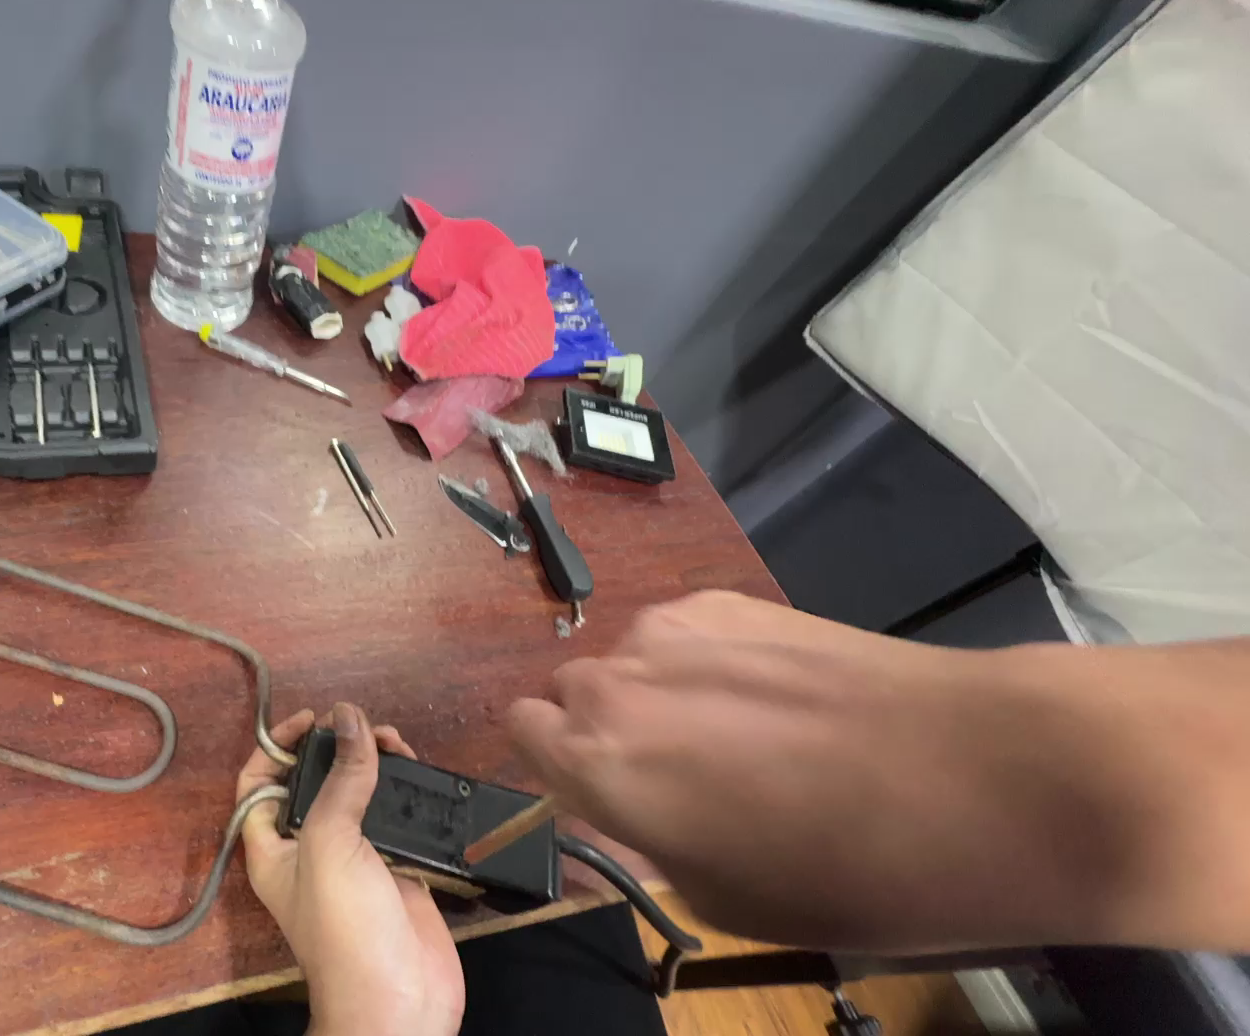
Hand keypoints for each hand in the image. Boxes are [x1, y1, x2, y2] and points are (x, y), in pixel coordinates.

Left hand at [238, 704, 463, 1035]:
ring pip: (357, 794)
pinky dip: (403, 789)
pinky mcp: (395, 865)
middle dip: (336, 748)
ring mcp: (354, 857)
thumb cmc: (344, 922)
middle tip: (363, 725)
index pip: (258, 783)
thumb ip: (342, 777)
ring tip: (395, 741)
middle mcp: (309, 847)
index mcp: (273, 846)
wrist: (399, 1002)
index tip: (311, 720)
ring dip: (372, 763)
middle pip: (314, 783)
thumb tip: (350, 714)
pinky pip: (393, 815)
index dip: (276, 746)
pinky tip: (415, 769)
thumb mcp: (330, 841)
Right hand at [505, 590, 1249, 951]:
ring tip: (739, 722)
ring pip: (626, 661)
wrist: (977, 774)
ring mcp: (665, 631)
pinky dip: (703, 659)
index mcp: (596, 761)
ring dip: (654, 690)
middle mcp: (610, 683)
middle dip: (602, 725)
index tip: (596, 782)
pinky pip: (680, 633)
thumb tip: (623, 810)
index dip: (554, 758)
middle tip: (678, 761)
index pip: (520, 730)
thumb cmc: (845, 868)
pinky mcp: (720, 599)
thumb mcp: (724, 897)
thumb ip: (644, 840)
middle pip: (568, 692)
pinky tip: (774, 687)